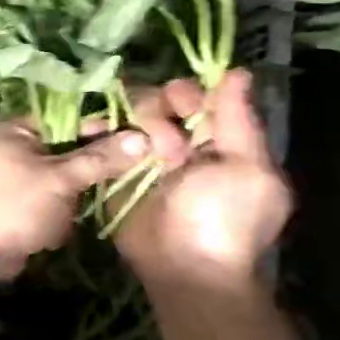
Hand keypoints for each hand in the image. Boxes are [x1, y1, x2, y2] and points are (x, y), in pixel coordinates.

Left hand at [0, 118, 149, 292]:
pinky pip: (59, 193)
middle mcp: (19, 143)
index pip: (69, 115)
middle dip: (98, 158)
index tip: (145, 134)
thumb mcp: (59, 180)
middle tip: (142, 163)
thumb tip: (143, 138)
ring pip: (69, 171)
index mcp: (18, 127)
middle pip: (72, 143)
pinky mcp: (28, 198)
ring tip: (115, 190)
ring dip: (85, 187)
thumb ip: (99, 159)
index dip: (105, 124)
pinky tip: (78, 216)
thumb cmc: (13, 206)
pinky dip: (70, 205)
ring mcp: (23, 172)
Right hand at [113, 69, 292, 293]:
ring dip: (131, 124)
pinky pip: (100, 136)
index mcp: (216, 137)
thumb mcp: (248, 168)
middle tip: (168, 149)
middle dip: (157, 113)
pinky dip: (95, 127)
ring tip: (140, 154)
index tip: (182, 106)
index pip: (195, 94)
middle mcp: (178, 140)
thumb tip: (239, 72)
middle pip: (156, 98)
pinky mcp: (113, 168)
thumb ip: (239, 119)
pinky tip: (91, 128)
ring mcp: (142, 154)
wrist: (185, 268)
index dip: (186, 93)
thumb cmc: (226, 219)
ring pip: (127, 113)